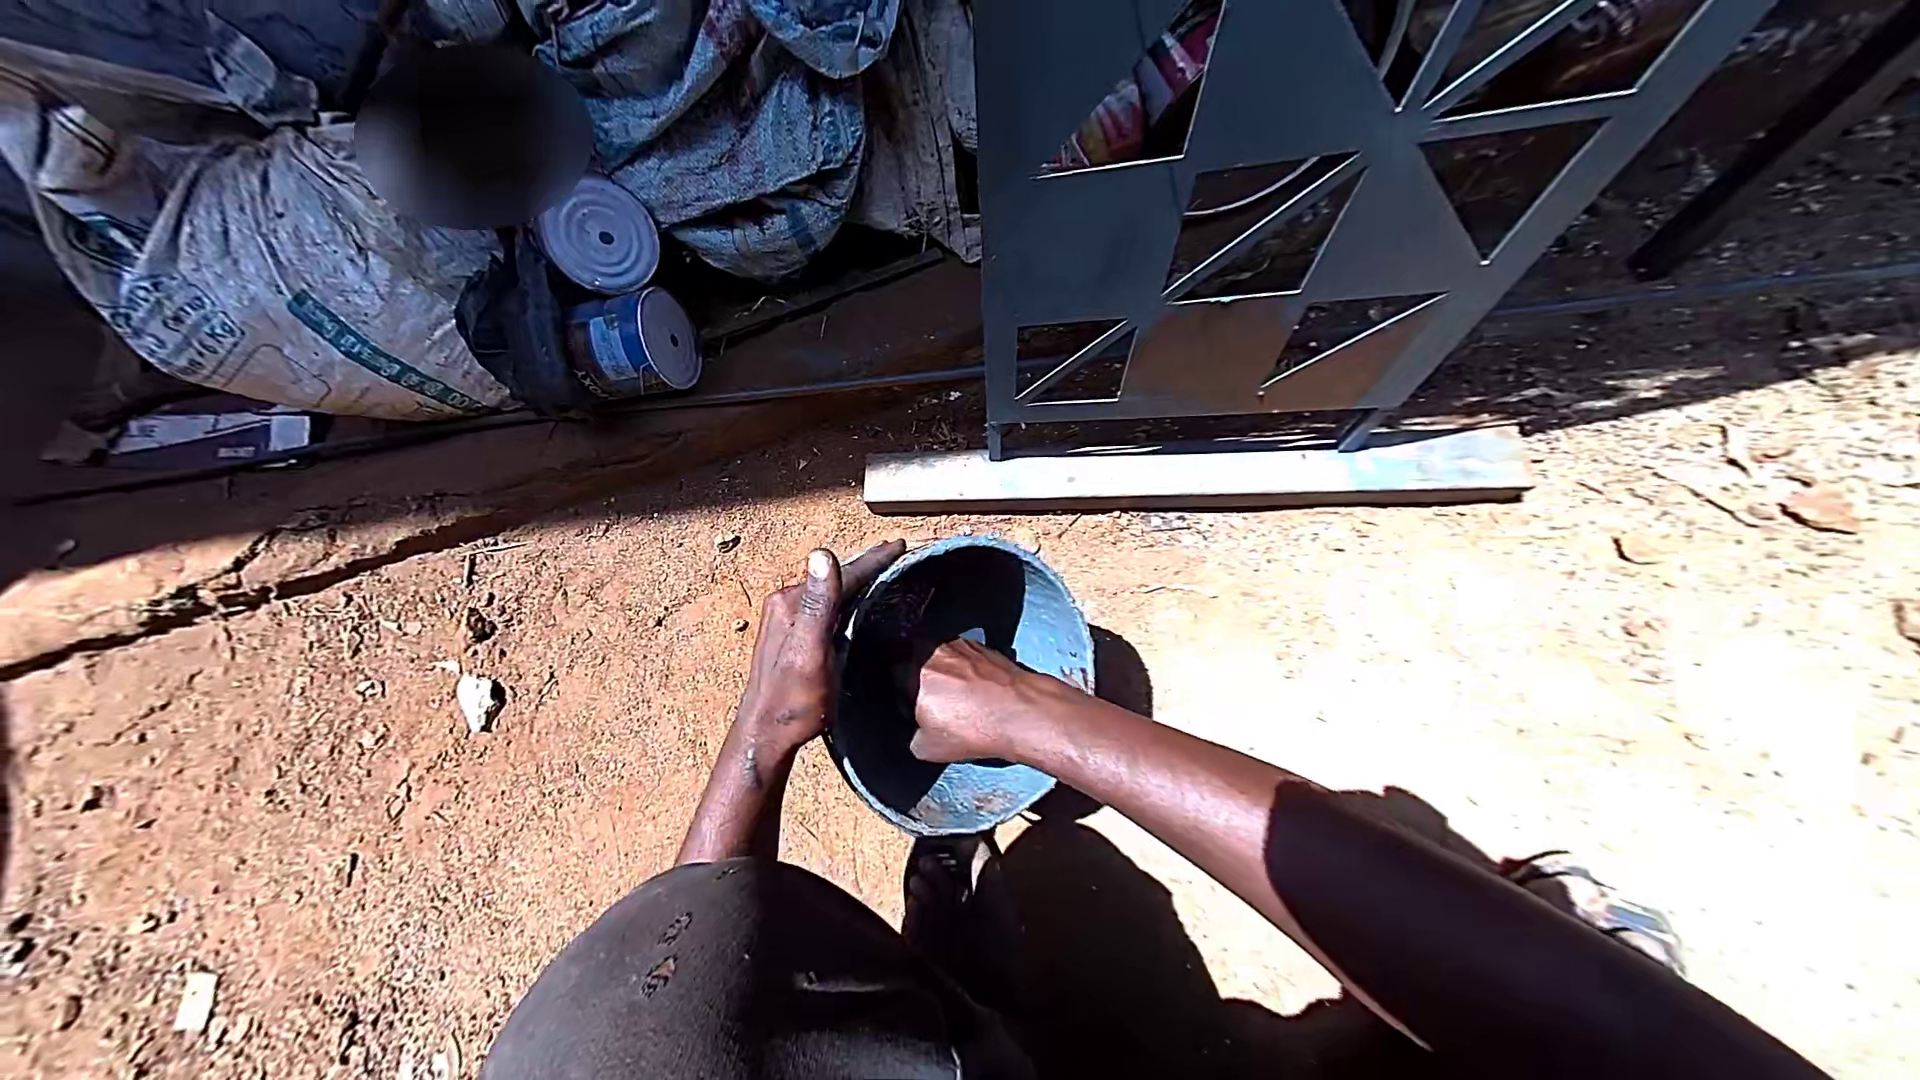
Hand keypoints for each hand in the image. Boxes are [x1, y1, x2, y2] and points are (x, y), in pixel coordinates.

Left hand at [737, 541, 904, 752]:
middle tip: (895, 552)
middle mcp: (787, 604)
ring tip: (883, 569)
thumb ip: (818, 604)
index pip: (841, 573)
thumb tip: (822, 553)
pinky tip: (859, 601)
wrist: (767, 735)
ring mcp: (790, 620)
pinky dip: (849, 597)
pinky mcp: (795, 636)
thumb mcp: (808, 651)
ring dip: (858, 579)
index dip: (873, 560)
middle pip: (836, 577)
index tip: (899, 546)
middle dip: (867, 564)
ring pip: (832, 591)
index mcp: (791, 602)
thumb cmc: (791, 700)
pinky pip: (828, 606)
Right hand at [907, 638, 1088, 763]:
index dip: (896, 689)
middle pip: (913, 657)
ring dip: (943, 671)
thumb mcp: (926, 748)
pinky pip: (964, 655)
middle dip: (918, 676)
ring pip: (939, 655)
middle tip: (931, 699)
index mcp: (911, 671)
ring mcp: (960, 645)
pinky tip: (977, 690)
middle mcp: (933, 651)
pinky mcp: (983, 646)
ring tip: (959, 697)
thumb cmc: (976, 727)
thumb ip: (910, 733)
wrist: (1020, 712)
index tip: (907, 704)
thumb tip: (916, 730)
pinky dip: (966, 669)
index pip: (889, 671)